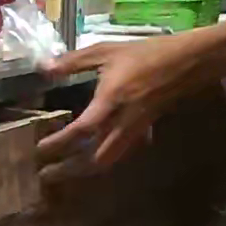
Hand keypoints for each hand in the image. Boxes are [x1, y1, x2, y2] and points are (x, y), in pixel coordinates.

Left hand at [35, 35, 200, 180]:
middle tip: (45, 174)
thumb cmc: (144, 54)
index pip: (81, 130)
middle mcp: (122, 123)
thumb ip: (73, 61)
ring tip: (63, 172)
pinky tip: (88, 161)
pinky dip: (100, 162)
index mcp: (111, 101)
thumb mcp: (105, 51)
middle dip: (69, 169)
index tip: (39, 150)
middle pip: (95, 159)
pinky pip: (118, 155)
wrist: (186, 62)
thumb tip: (44, 67)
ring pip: (107, 161)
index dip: (59, 143)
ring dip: (84, 169)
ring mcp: (134, 131)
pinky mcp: (142, 133)